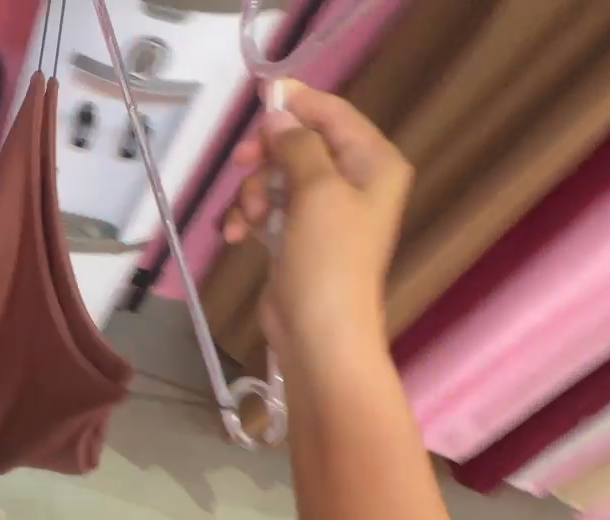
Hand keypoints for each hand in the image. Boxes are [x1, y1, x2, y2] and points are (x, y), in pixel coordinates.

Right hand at [222, 80, 411, 365]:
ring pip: (276, 181)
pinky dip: (248, 219)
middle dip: (265, 159)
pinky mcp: (295, 240)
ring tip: (243, 222)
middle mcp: (351, 183)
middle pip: (299, 148)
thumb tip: (277, 118)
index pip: (335, 116)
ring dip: (251, 195)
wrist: (318, 332)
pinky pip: (267, 212)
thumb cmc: (327, 260)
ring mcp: (321, 214)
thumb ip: (297, 147)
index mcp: (373, 163)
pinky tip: (236, 236)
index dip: (298, 103)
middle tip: (240, 165)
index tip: (259, 98)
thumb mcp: (316, 193)